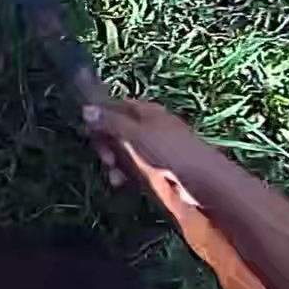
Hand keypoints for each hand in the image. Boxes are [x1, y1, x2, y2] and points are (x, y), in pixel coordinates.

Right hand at [82, 98, 225, 190]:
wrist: (203, 182)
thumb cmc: (170, 150)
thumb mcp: (136, 134)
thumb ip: (111, 122)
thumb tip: (85, 109)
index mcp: (145, 111)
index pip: (114, 106)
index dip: (99, 116)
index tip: (88, 130)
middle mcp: (146, 126)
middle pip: (114, 129)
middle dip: (105, 143)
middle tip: (105, 157)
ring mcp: (150, 147)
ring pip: (120, 149)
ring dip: (112, 161)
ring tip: (114, 174)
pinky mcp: (153, 167)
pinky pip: (129, 166)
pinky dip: (122, 172)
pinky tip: (119, 182)